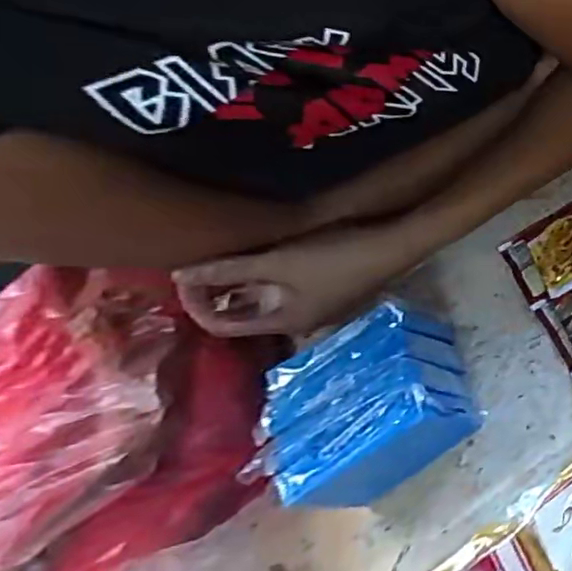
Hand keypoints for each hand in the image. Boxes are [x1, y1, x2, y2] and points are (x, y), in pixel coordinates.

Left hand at [172, 221, 419, 336]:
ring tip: (236, 258)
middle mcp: (302, 323)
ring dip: (249, 284)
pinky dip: (273, 279)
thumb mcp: (276, 261)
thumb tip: (176, 275)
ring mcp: (323, 308)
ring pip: (271, 301)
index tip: (186, 276)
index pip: (221, 326)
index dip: (196, 303)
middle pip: (248, 314)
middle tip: (205, 265)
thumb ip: (226, 270)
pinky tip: (275, 256)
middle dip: (223, 292)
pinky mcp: (338, 292)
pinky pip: (292, 291)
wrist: (395, 244)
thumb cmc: (336, 257)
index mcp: (284, 323)